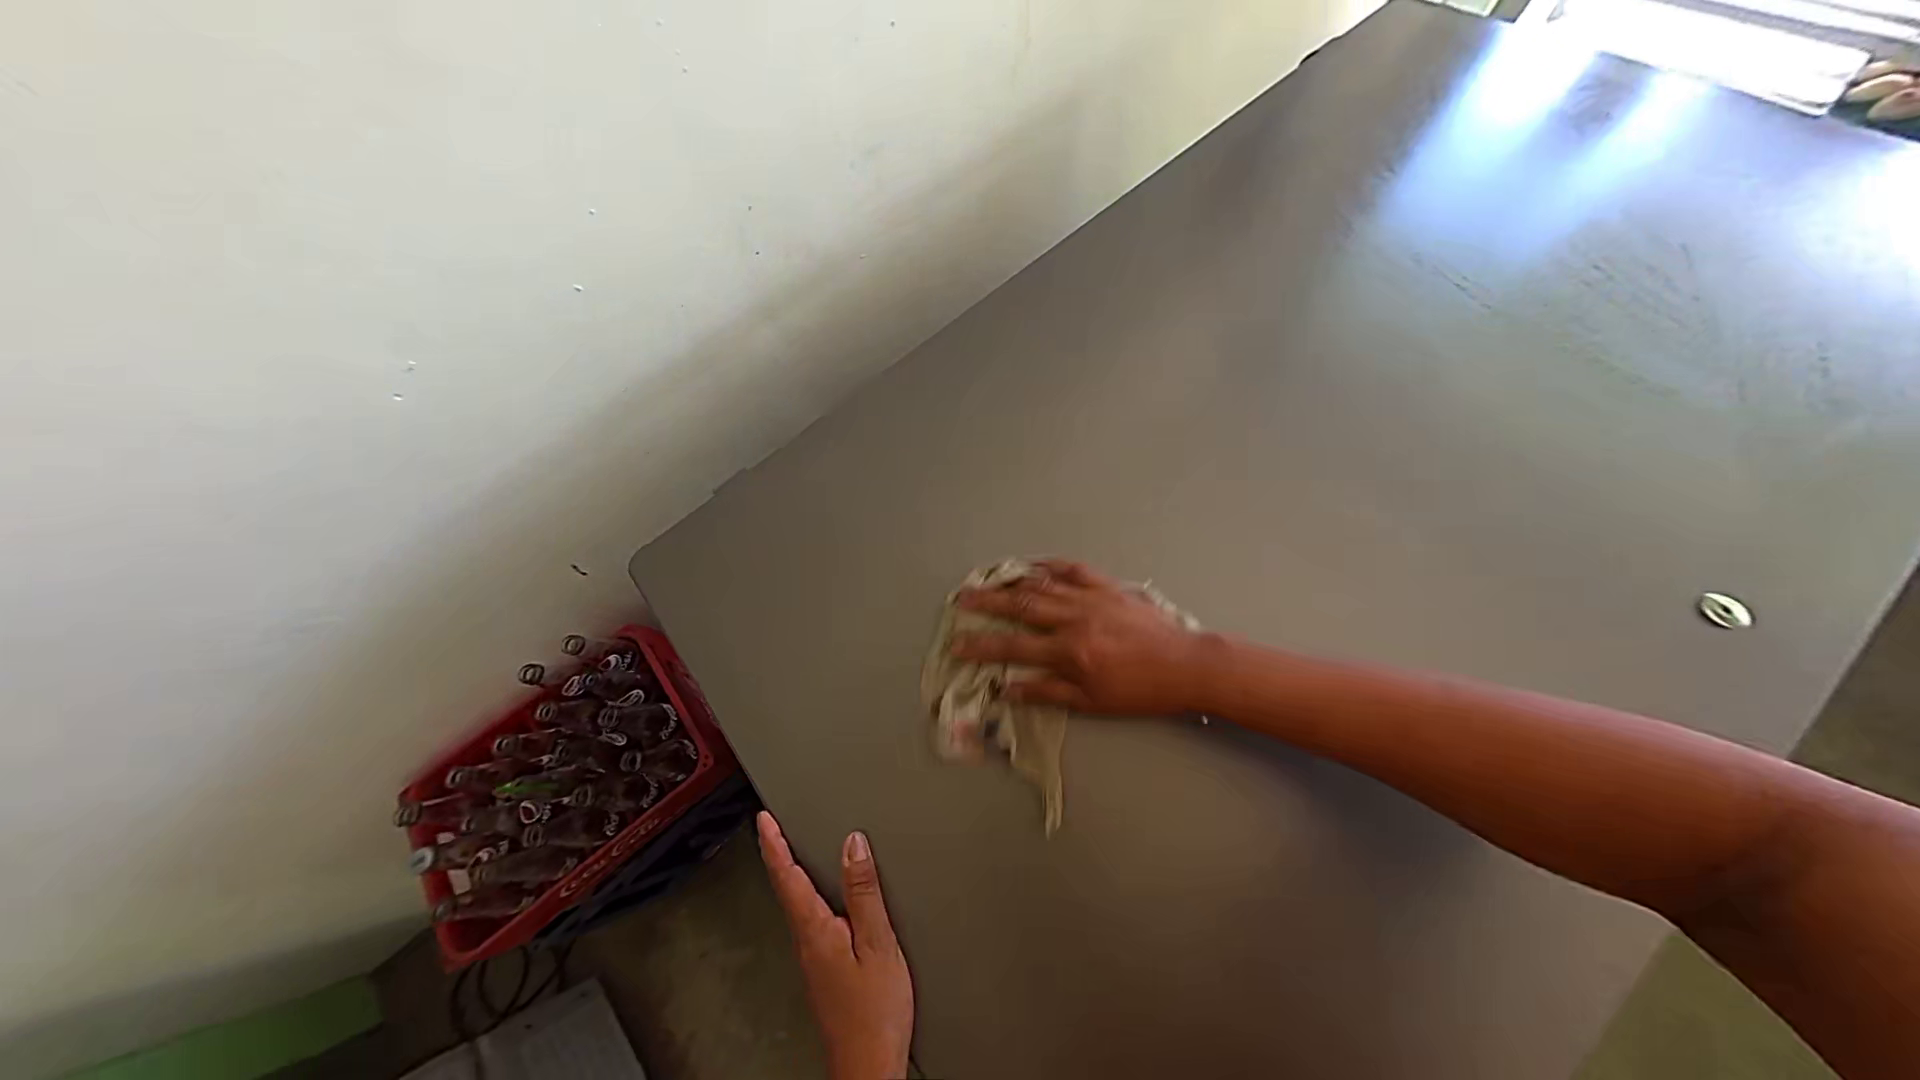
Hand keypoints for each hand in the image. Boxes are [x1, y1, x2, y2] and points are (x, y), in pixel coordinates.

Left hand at [756, 811, 913, 1079]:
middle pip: (786, 889)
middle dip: (777, 854)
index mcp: (816, 930)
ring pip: (796, 905)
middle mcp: (807, 943)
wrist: (869, 1066)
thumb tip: (854, 845)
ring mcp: (813, 959)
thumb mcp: (877, 943)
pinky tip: (821, 896)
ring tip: (790, 850)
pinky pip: (810, 920)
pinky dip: (807, 895)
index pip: (787, 876)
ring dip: (791, 873)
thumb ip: (864, 892)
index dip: (774, 844)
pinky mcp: (823, 970)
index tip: (764, 819)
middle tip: (771, 828)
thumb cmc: (875, 1014)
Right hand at [950, 558, 1214, 715]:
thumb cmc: (1139, 690)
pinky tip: (1034, 564)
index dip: (981, 645)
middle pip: (1020, 606)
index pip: (1013, 646)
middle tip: (961, 598)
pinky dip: (1051, 565)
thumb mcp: (1092, 701)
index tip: (957, 644)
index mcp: (1068, 651)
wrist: (1186, 665)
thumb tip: (1008, 688)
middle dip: (987, 602)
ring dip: (1011, 581)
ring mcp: (1091, 598)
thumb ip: (1048, 692)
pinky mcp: (1108, 587)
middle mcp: (1073, 619)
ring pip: (1043, 584)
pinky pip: (1074, 570)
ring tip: (988, 579)